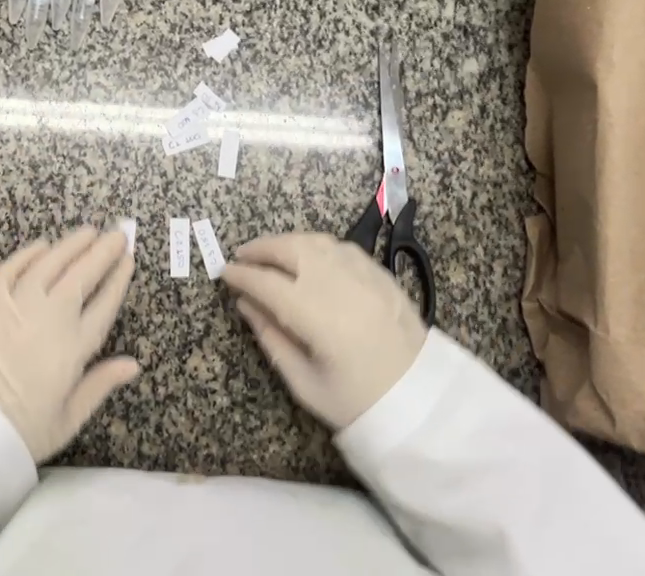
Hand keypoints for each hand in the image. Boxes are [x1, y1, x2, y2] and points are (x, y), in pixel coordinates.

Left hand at [0, 226, 139, 462]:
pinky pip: (13, 267)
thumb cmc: (19, 428)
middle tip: (116, 233)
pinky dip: (29, 253)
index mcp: (74, 346)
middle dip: (102, 252)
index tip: (128, 259)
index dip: (118, 279)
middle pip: (82, 275)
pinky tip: (43, 245)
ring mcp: (18, 303)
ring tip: (87, 232)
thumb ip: (100, 385)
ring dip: (71, 245)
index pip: (105, 303)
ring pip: (50, 263)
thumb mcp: (67, 420)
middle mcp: (51, 316)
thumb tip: (133, 364)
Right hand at [220, 232, 427, 430]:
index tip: (223, 274)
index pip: (266, 282)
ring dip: (287, 242)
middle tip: (241, 256)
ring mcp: (363, 274)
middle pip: (290, 249)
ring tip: (271, 252)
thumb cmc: (357, 401)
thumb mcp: (304, 382)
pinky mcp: (381, 274)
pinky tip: (309, 257)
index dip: (240, 275)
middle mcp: (337, 282)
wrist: (422, 403)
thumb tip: (245, 304)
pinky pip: (341, 247)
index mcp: (315, 313)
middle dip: (261, 249)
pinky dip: (317, 246)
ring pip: (316, 241)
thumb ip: (271, 338)